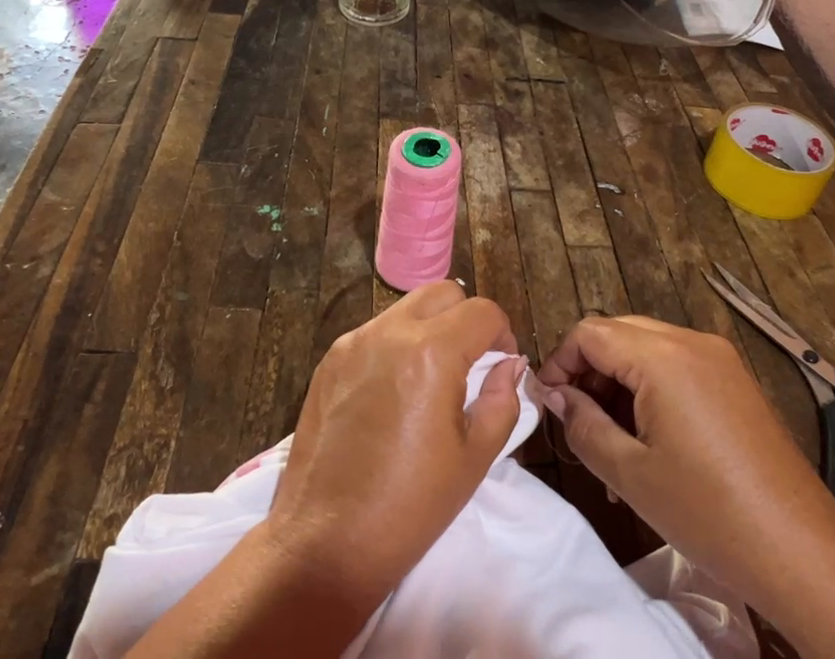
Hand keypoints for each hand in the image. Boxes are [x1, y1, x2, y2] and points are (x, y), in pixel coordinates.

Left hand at [128, 284, 526, 657]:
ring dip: (429, 328)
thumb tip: (509, 365)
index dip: (503, 332)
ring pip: (404, 310)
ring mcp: (351, 345)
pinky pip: (373, 334)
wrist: (326, 541)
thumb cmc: (410, 505)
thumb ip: (501, 398)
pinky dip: (395, 346)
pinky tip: (394, 394)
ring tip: (431, 379)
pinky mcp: (327, 363)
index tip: (502, 363)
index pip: (481, 311)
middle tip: (472, 362)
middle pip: (441, 293)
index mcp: (430, 353)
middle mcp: (388, 333)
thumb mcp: (475, 457)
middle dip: (465, 317)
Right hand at [537, 315, 826, 601]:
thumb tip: (556, 395)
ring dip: (619, 384)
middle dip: (589, 371)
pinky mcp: (737, 384)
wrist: (801, 551)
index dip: (559, 362)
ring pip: (648, 350)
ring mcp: (721, 361)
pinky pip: (679, 369)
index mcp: (663, 357)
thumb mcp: (629, 472)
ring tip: (610, 444)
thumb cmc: (707, 511)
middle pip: (619, 333)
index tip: (548, 405)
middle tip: (576, 422)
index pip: (589, 332)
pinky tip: (649, 443)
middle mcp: (693, 343)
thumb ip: (583, 424)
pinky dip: (651, 391)